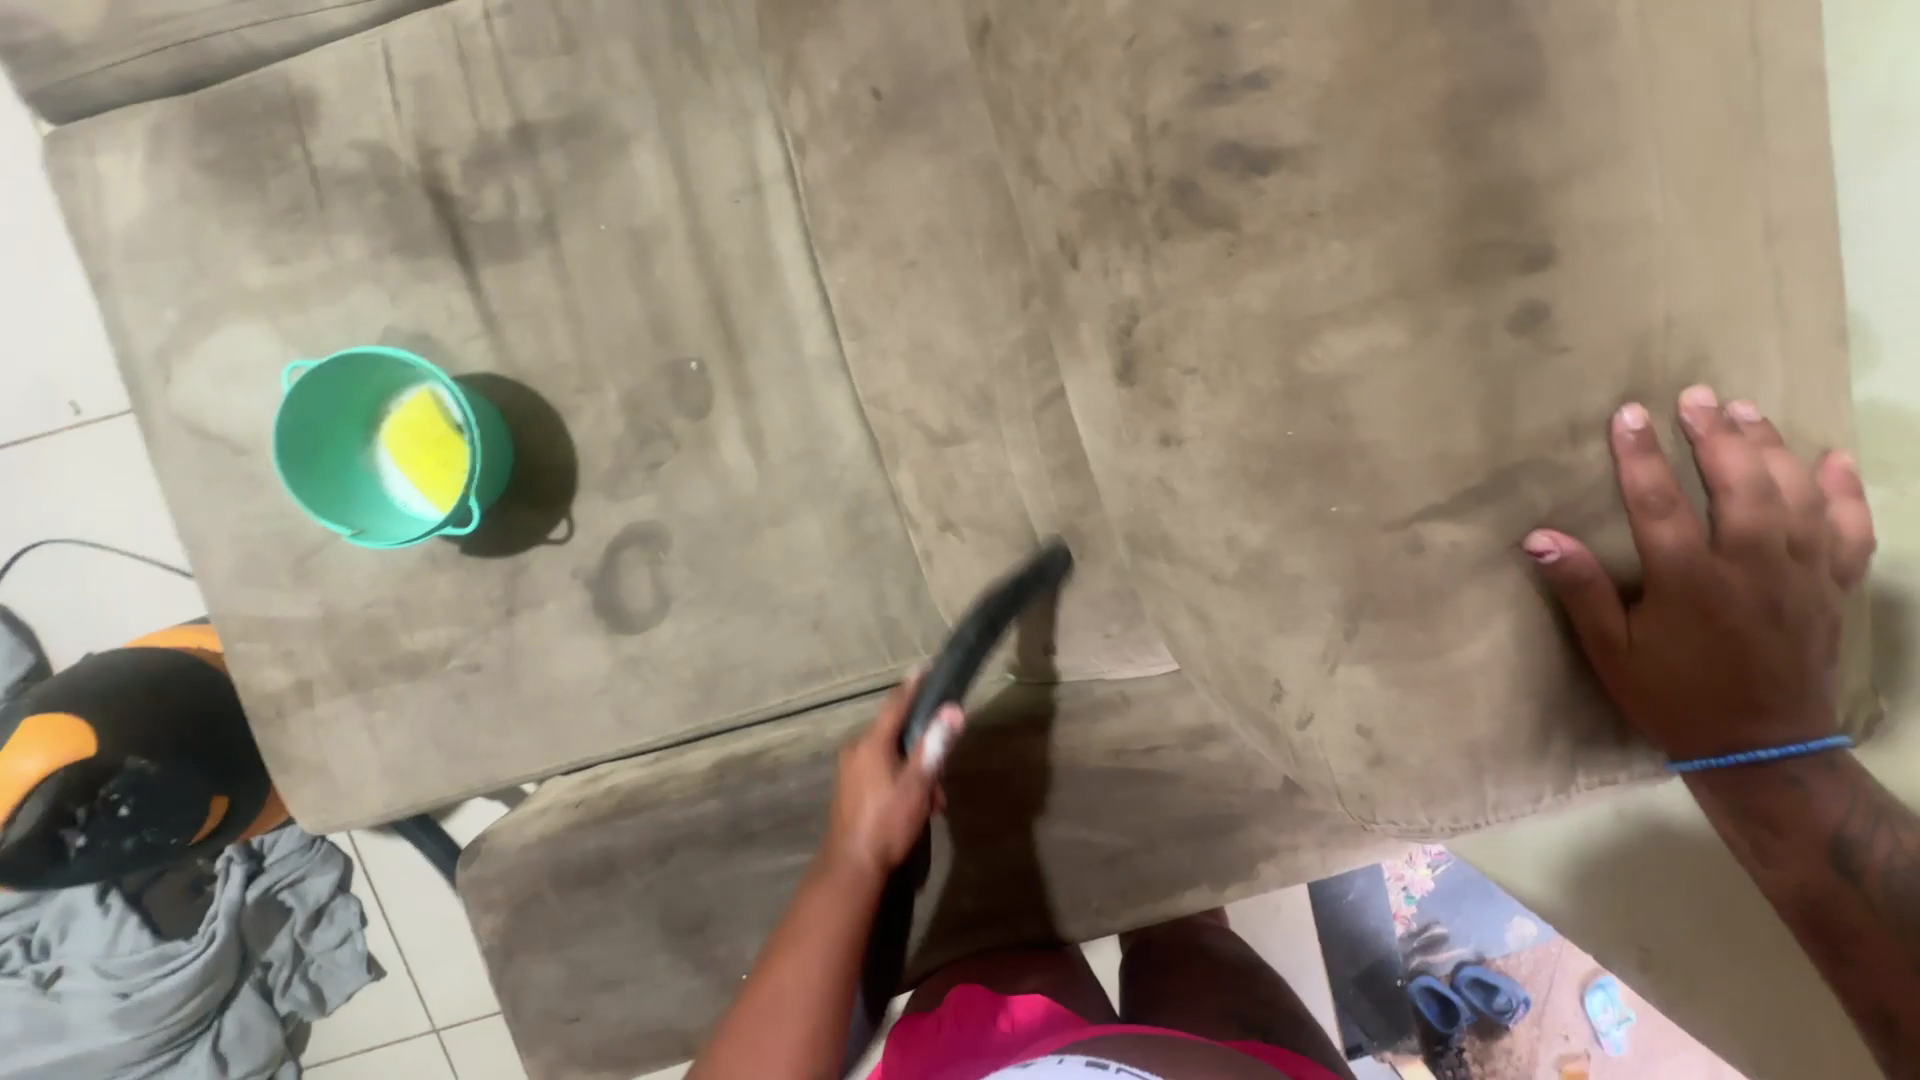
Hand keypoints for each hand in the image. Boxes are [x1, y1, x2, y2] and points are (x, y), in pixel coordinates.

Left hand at [819, 673, 964, 881]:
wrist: (852, 866)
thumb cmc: (887, 822)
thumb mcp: (918, 784)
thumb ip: (934, 746)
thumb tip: (953, 710)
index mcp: (871, 743)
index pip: (896, 704)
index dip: (913, 686)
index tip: (925, 668)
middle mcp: (856, 749)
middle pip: (896, 734)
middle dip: (924, 750)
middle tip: (942, 778)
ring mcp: (850, 770)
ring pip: (891, 756)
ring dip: (916, 772)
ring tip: (932, 803)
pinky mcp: (849, 789)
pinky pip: (880, 771)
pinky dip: (901, 780)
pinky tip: (915, 807)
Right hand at [1524, 385, 1875, 760]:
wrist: (1759, 745)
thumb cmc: (1669, 695)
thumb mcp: (1608, 649)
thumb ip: (1580, 588)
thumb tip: (1539, 536)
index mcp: (1689, 581)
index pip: (1660, 502)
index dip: (1641, 456)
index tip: (1628, 415)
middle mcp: (1751, 568)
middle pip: (1738, 486)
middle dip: (1716, 436)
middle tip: (1696, 397)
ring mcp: (1801, 576)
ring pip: (1794, 497)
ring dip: (1770, 449)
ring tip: (1746, 411)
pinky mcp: (1833, 589)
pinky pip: (1847, 531)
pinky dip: (1840, 492)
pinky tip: (1826, 460)